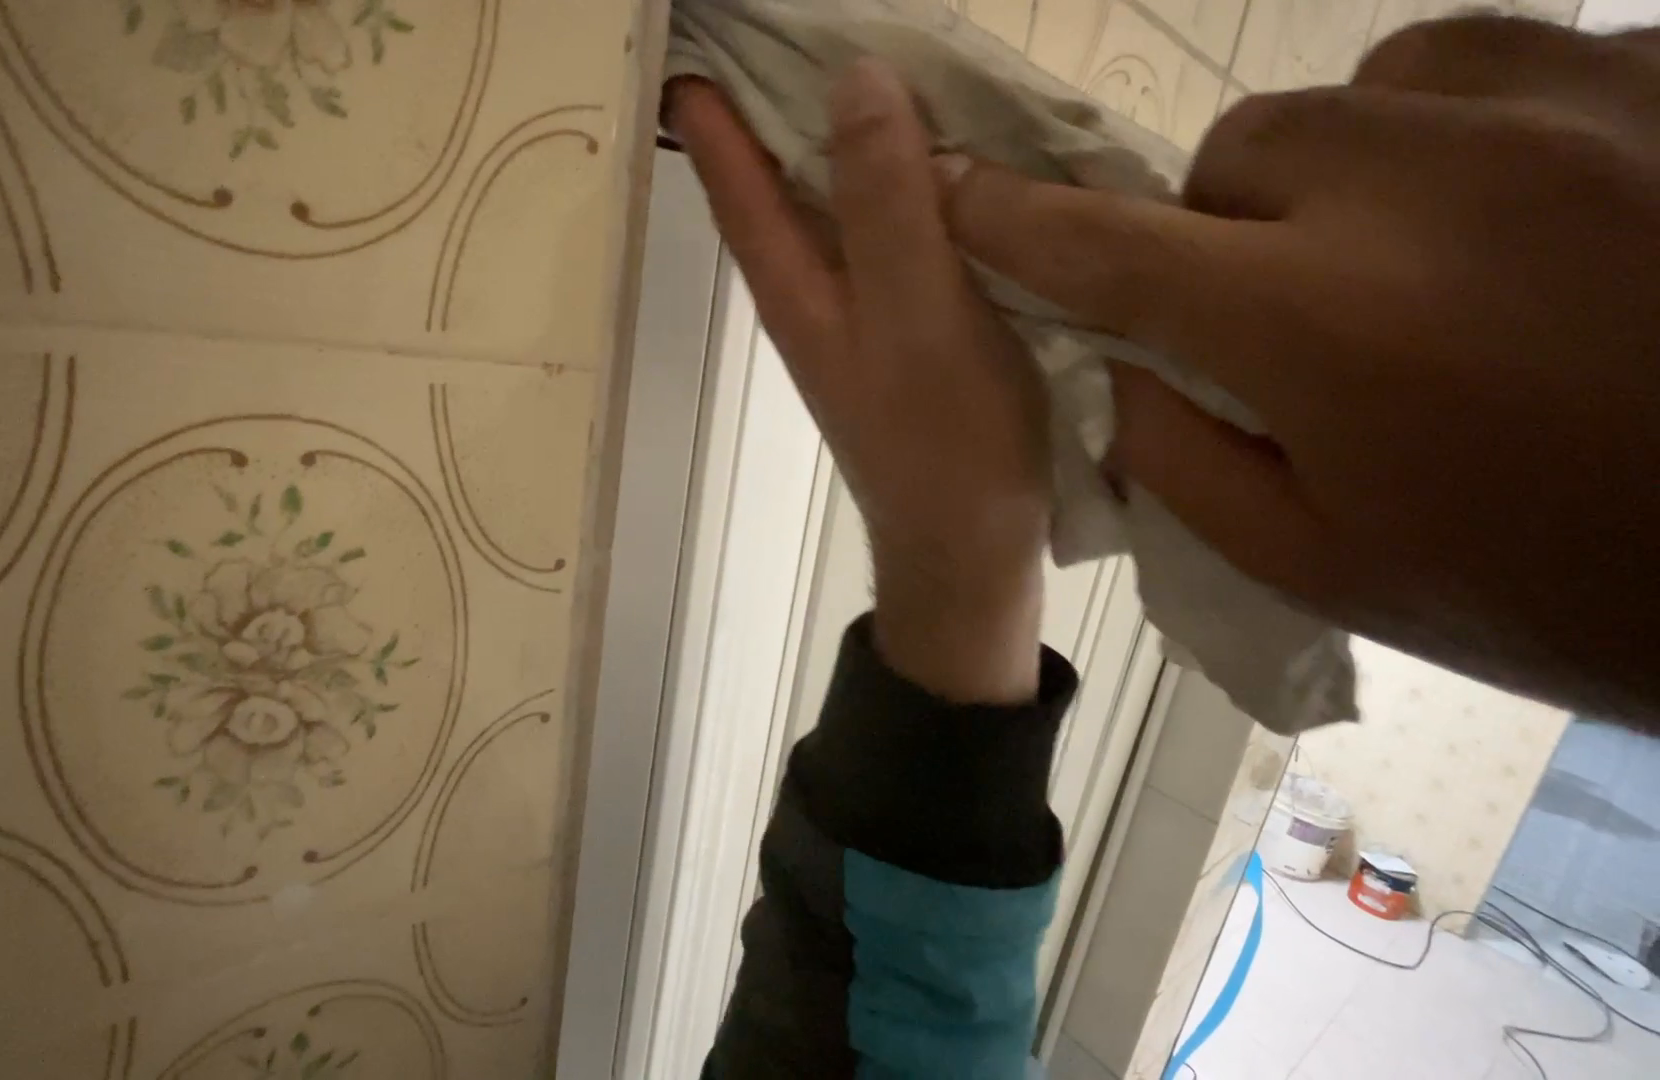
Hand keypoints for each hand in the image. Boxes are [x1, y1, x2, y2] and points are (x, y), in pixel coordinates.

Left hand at [666, 60, 1051, 703]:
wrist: (969, 547)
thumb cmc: (945, 443)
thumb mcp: (916, 317)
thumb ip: (886, 207)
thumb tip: (854, 84)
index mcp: (797, 289)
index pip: (733, 180)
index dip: (709, 111)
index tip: (690, 45)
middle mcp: (812, 295)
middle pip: (773, 187)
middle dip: (765, 108)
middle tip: (778, 35)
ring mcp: (857, 315)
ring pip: (831, 208)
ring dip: (831, 139)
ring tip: (856, 68)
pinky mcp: (903, 331)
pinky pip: (887, 235)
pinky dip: (895, 186)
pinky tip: (930, 158)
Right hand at [941, 14, 1659, 723]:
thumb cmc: (1536, 582)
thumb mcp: (1304, 557)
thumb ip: (1172, 453)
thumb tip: (1117, 363)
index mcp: (1319, 323)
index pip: (1110, 251)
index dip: (1015, 221)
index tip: (954, 189)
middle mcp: (1430, 182)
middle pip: (1234, 151)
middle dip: (1217, 226)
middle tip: (1272, 309)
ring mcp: (1579, 105)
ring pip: (1364, 90)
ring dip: (1336, 171)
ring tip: (1399, 255)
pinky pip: (1505, 69)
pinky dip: (1462, 137)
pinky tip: (1524, 218)